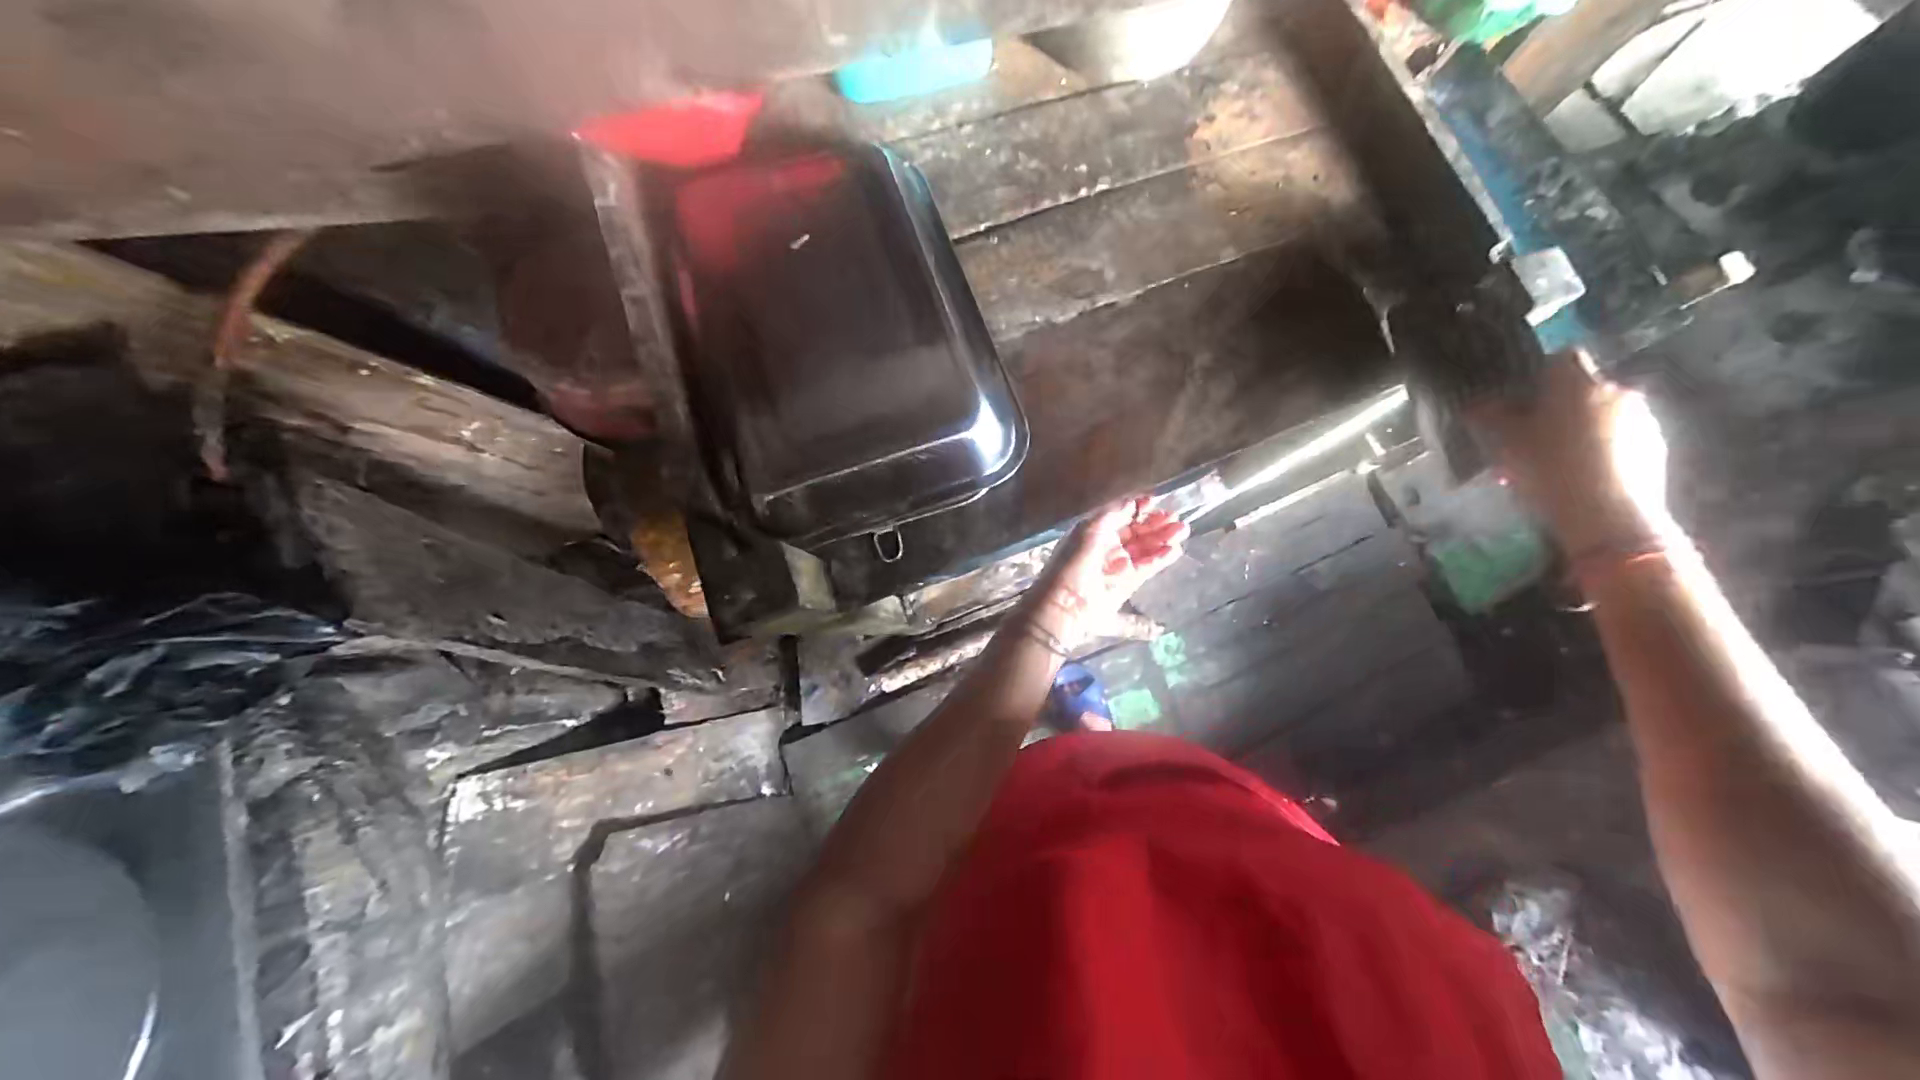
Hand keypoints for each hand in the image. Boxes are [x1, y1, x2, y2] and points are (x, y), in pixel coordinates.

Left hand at [1028, 497, 1189, 648]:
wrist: (1065, 604)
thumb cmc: (1073, 562)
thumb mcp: (1089, 530)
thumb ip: (1112, 514)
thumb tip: (1133, 502)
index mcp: (1094, 530)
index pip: (1121, 515)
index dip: (1138, 508)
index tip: (1156, 501)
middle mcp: (1106, 546)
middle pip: (1136, 531)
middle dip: (1155, 523)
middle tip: (1176, 518)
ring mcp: (1117, 565)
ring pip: (1145, 548)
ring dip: (1163, 538)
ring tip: (1182, 530)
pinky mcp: (1127, 584)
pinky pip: (1147, 567)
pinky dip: (1160, 558)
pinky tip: (1174, 549)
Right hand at [1474, 352, 1676, 554]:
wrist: (1607, 515)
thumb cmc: (1549, 469)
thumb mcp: (1505, 443)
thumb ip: (1489, 416)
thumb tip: (1477, 402)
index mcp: (1578, 383)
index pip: (1563, 356)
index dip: (1542, 372)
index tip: (1523, 397)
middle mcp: (1617, 391)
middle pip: (1583, 388)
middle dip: (1560, 405)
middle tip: (1533, 436)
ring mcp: (1643, 418)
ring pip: (1603, 414)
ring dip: (1581, 428)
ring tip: (1556, 460)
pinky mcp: (1656, 446)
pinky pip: (1621, 437)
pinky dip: (1603, 448)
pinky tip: (1582, 475)